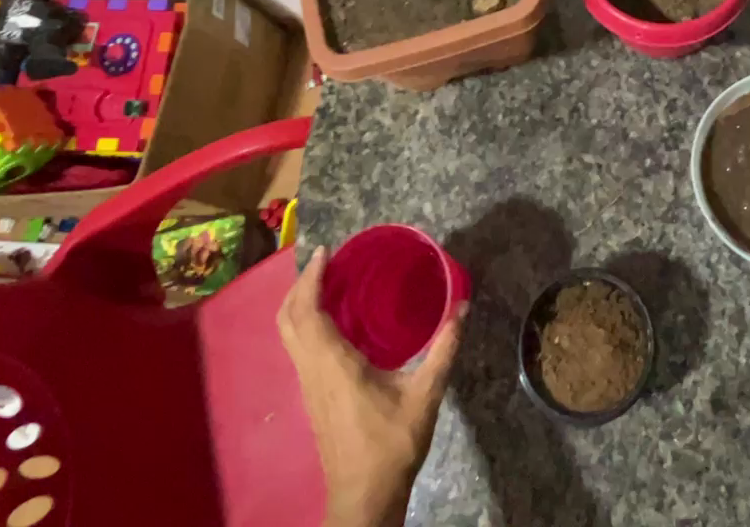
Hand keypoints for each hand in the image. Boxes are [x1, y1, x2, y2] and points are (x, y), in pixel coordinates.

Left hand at [278, 246, 465, 526]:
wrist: (364, 496)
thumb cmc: (391, 443)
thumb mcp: (426, 394)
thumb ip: (444, 349)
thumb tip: (462, 307)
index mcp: (333, 364)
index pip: (307, 312)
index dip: (312, 278)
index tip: (326, 251)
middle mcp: (311, 370)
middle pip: (287, 319)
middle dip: (300, 285)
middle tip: (326, 262)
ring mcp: (307, 386)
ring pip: (288, 336)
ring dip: (299, 304)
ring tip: (327, 283)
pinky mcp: (311, 397)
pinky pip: (298, 348)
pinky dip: (305, 323)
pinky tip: (333, 322)